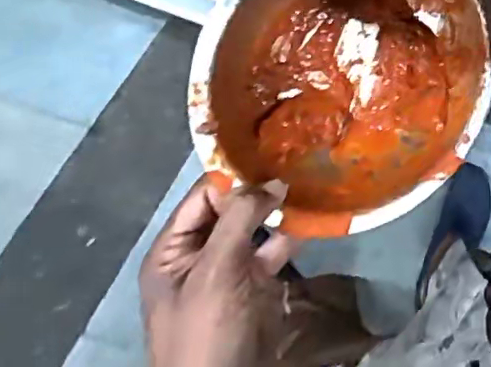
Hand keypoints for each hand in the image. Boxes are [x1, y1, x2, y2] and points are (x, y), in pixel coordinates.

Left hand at [140, 175, 297, 366]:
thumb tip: (273, 180)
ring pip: (258, 222)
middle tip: (298, 161)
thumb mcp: (215, 272)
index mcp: (173, 250)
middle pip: (232, 205)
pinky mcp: (257, 281)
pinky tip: (317, 212)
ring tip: (311, 179)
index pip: (204, 195)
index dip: (235, 175)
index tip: (272, 158)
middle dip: (263, 186)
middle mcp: (199, 252)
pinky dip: (295, 229)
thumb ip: (240, 218)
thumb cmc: (206, 331)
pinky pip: (276, 244)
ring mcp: (230, 267)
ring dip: (282, 204)